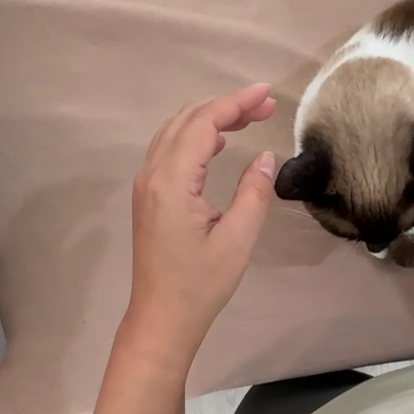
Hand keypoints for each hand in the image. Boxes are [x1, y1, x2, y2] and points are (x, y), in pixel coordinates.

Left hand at [124, 83, 278, 369]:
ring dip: (210, 118)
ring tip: (247, 118)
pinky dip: (195, 136)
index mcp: (172, 182)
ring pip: (175, 132)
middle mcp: (152, 175)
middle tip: (264, 105)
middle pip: (186, 120)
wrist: (162, 318)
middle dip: (225, 106)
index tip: (267, 95)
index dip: (236, 104)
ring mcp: (146, 186)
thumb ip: (253, 193)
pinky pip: (169, 150)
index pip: (203, 124)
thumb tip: (265, 158)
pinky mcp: (149, 198)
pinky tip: (217, 143)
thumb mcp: (237, 240)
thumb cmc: (200, 285)